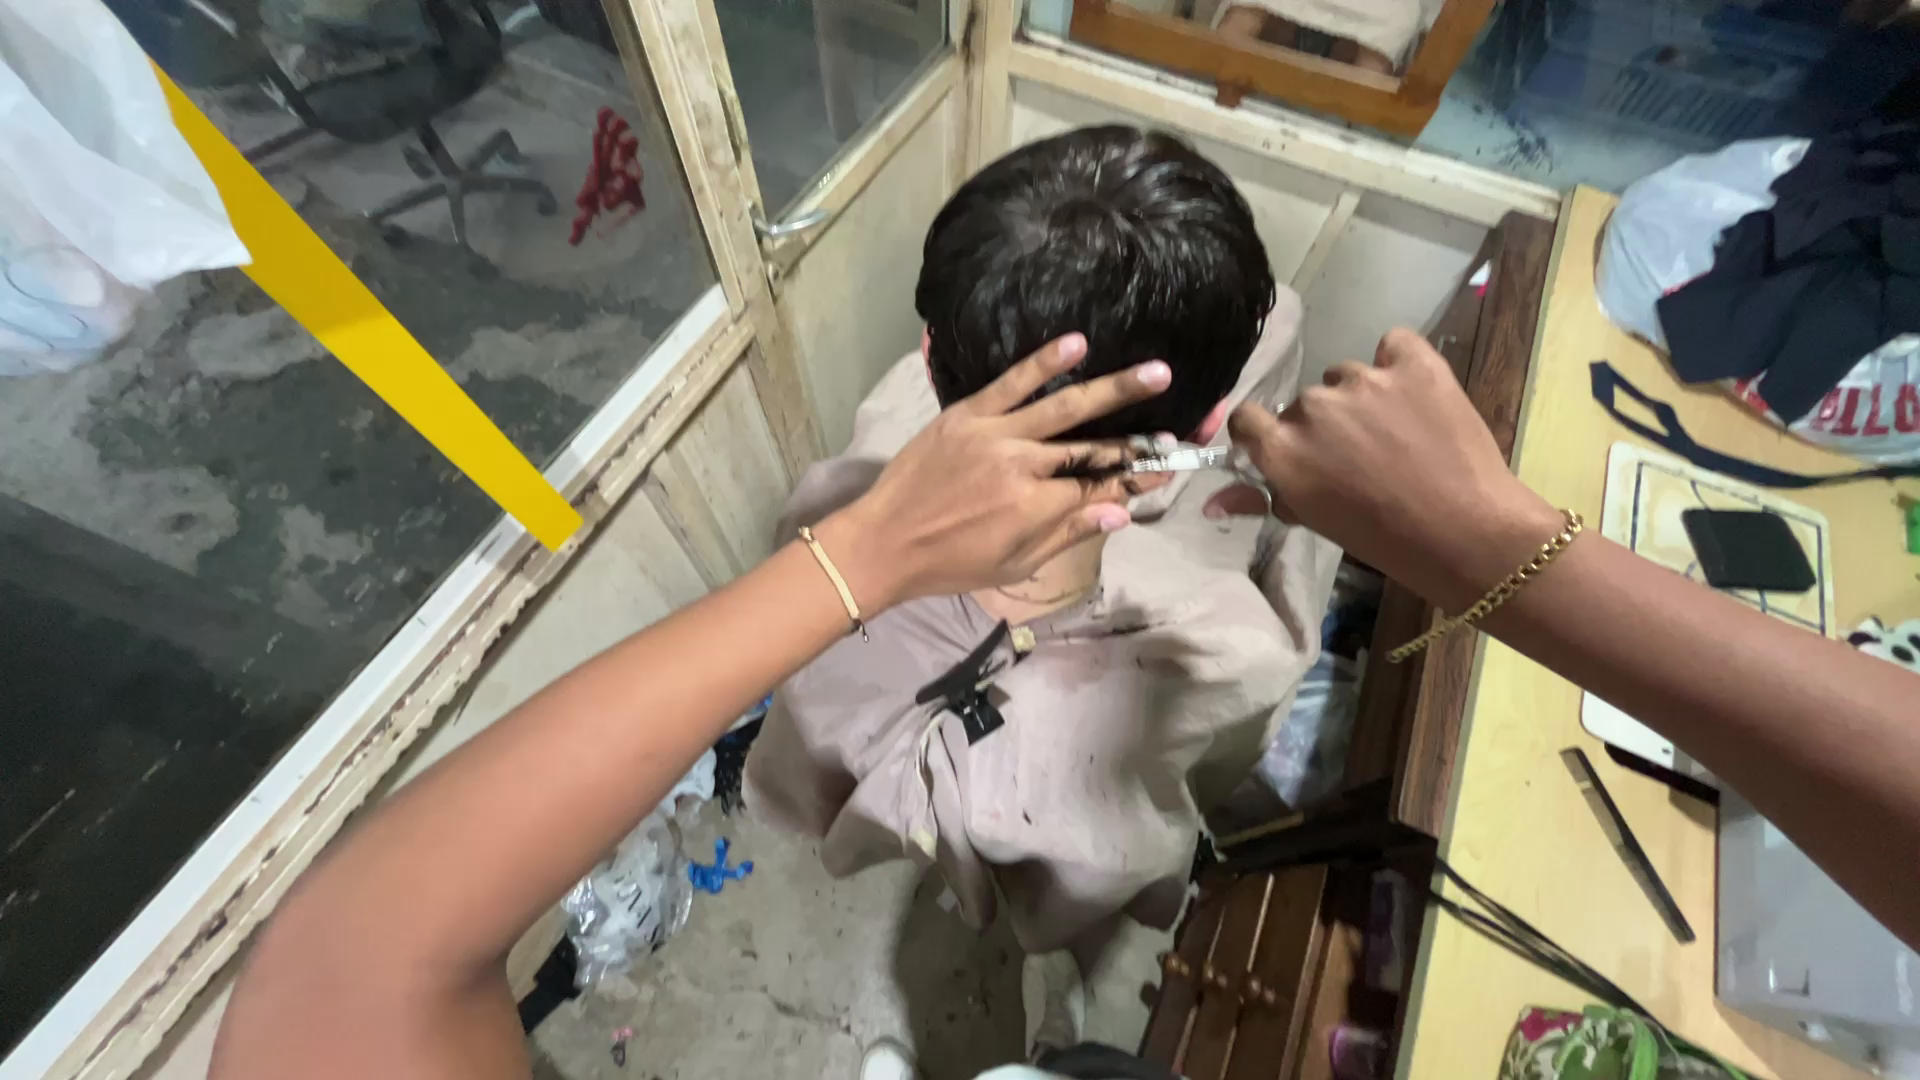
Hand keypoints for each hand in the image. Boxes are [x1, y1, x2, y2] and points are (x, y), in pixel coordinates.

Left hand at [817, 334, 1171, 607]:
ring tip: (1157, 373)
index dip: (1135, 480)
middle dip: (1136, 442)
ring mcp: (994, 435)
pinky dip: (1044, 362)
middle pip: (1092, 450)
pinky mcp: (966, 415)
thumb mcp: (1013, 566)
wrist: (883, 542)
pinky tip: (1078, 343)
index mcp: (1034, 508)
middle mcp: (1022, 466)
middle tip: (1174, 430)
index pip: (1099, 489)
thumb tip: (1122, 513)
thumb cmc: (949, 564)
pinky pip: (1010, 383)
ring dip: (1115, 390)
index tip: (1166, 468)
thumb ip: (1067, 535)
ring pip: (1064, 409)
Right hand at [1209, 328, 1560, 611]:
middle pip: (1302, 404)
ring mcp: (1362, 381)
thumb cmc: (1379, 536)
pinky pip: (1393, 345)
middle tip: (1354, 454)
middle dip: (1320, 424)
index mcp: (1281, 448)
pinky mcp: (1413, 363)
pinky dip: (1397, 361)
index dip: (1261, 432)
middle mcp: (1311, 408)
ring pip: (1344, 377)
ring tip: (1393, 429)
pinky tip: (1411, 390)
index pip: (1247, 419)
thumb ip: (1261, 497)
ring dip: (1358, 397)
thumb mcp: (1311, 519)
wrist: (1464, 531)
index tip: (1284, 446)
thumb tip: (1209, 503)